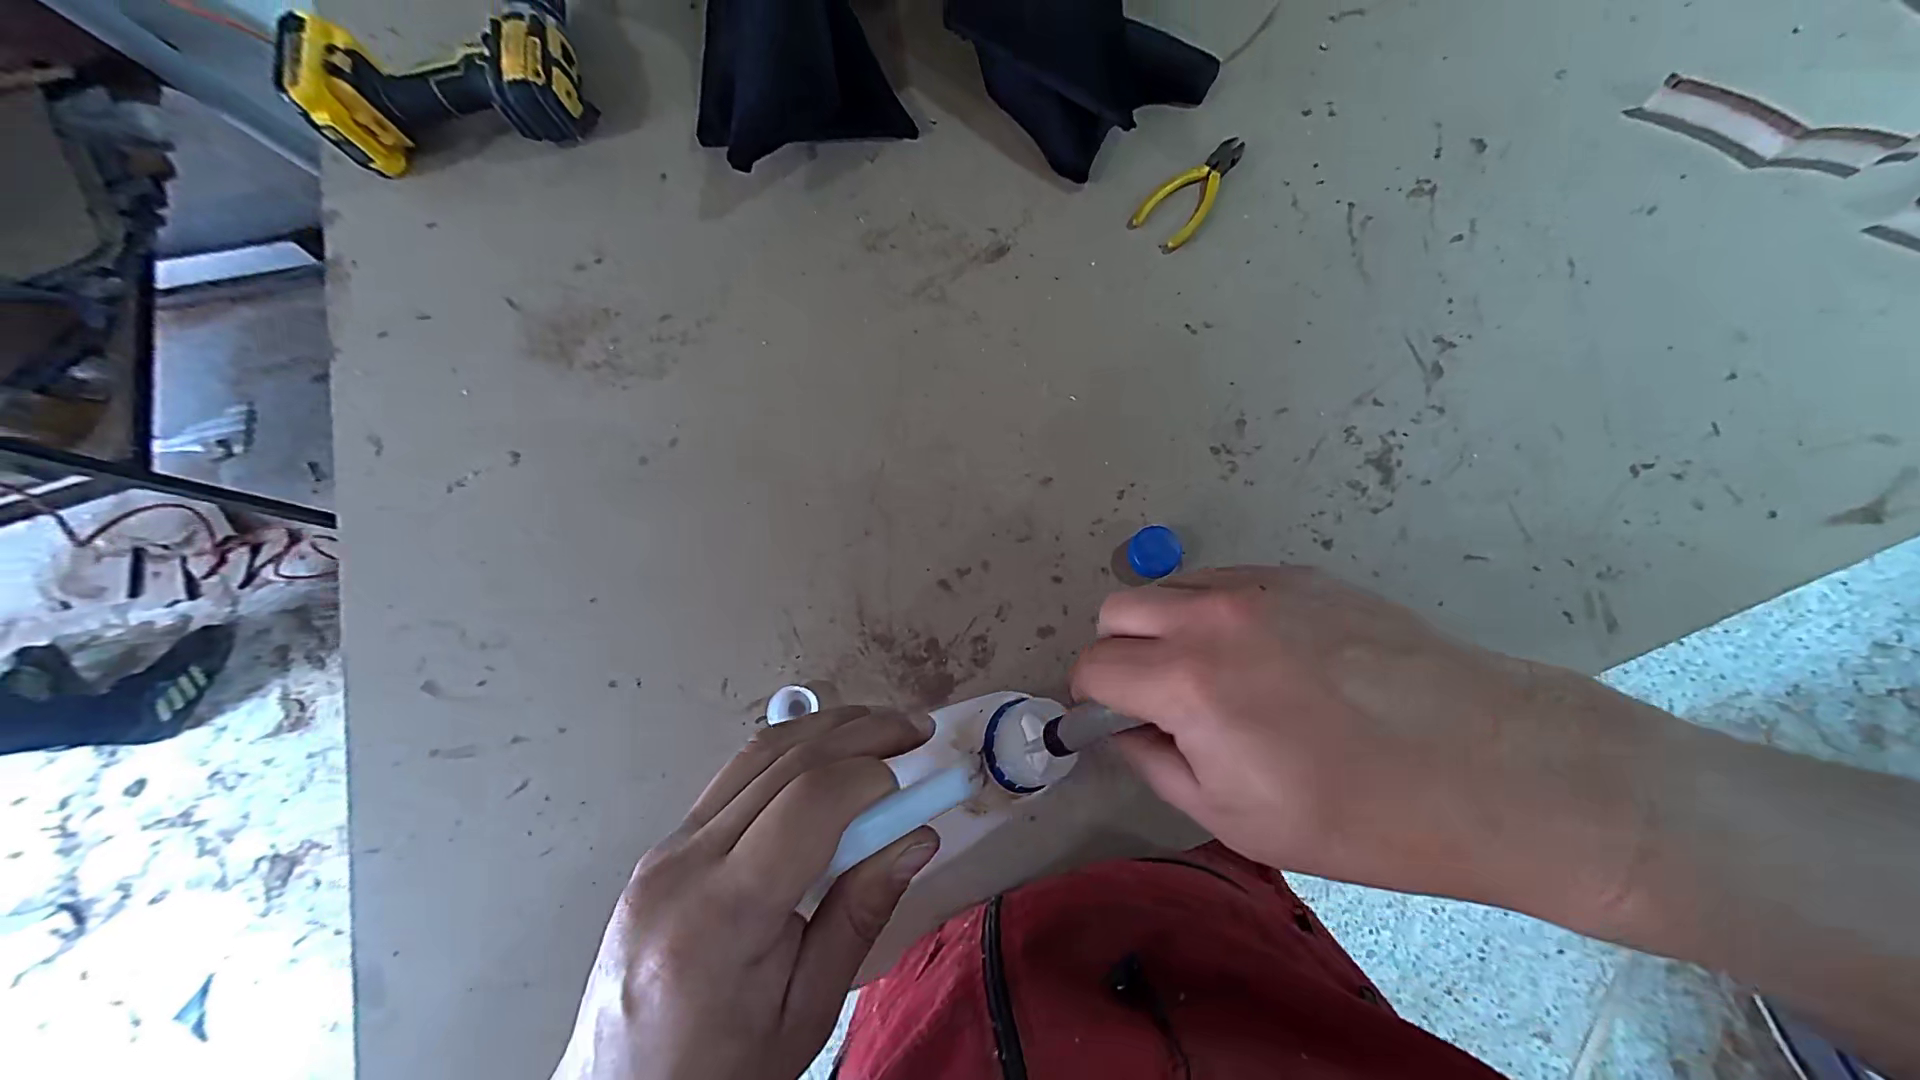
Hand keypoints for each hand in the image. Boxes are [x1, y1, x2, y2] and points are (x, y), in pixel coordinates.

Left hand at [551, 706, 940, 1079]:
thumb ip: (860, 914)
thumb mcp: (807, 1010)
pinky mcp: (665, 845)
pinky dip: (789, 750)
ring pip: (755, 755)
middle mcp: (685, 863)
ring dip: (824, 727)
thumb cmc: (721, 1070)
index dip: (869, 775)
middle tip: (915, 728)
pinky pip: (734, 777)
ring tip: (877, 725)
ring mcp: (667, 847)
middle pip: (784, 763)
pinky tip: (824, 751)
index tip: (915, 777)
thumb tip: (917, 837)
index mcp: (722, 914)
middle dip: (859, 733)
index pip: (806, 804)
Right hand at [1071, 566, 1673, 927]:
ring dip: (1164, 627)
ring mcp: (1257, 587)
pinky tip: (1265, 653)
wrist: (1496, 768)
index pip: (1094, 667)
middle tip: (1156, 695)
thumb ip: (1156, 765)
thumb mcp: (1235, 819)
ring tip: (1214, 672)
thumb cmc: (1358, 815)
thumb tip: (1125, 733)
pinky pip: (1223, 581)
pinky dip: (1214, 612)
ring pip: (1167, 588)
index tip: (1112, 720)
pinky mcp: (1300, 575)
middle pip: (1116, 609)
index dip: (1092, 699)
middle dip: (1118, 653)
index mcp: (1186, 681)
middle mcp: (1210, 616)